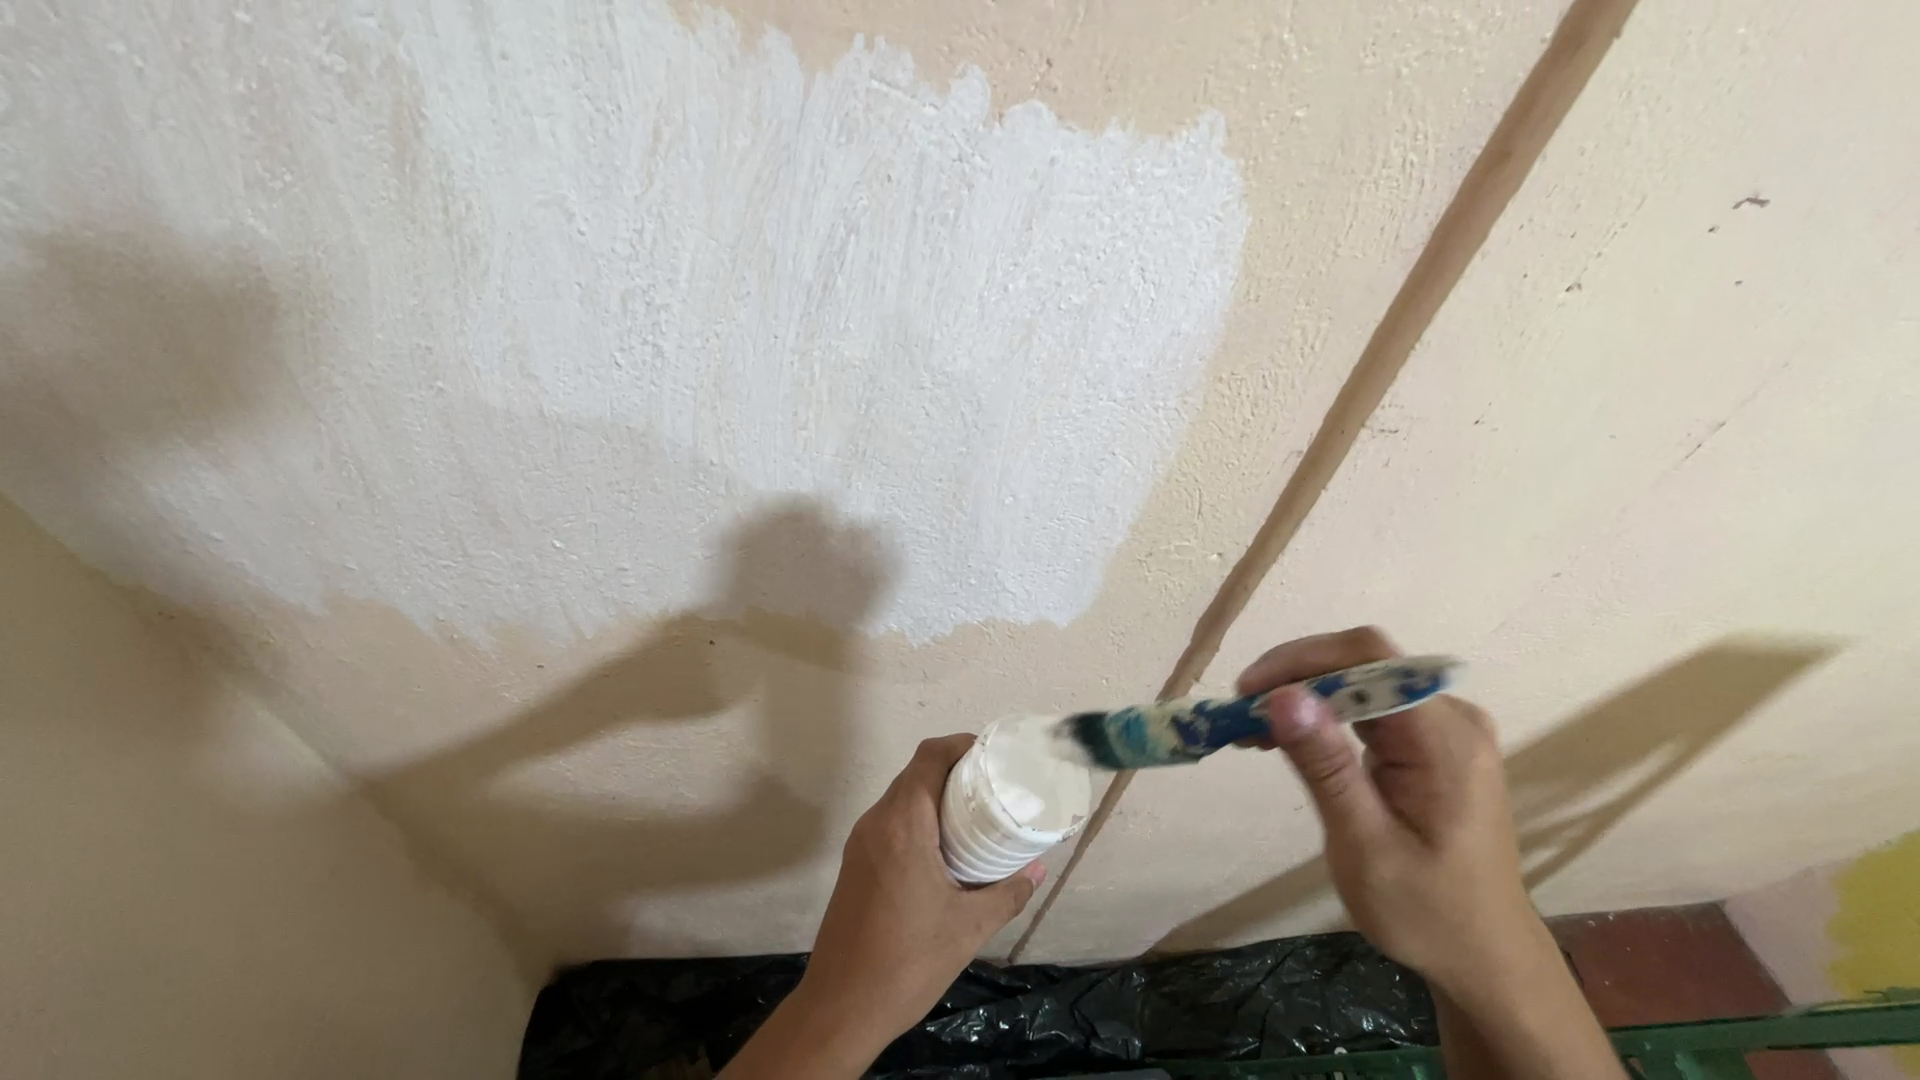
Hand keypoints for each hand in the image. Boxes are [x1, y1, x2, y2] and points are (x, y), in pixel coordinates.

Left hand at [801, 734, 1045, 1040]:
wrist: (841, 1006)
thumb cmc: (908, 961)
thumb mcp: (969, 928)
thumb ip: (1007, 893)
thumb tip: (1038, 869)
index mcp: (903, 825)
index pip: (928, 757)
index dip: (960, 745)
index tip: (992, 754)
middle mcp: (876, 822)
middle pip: (915, 773)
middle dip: (953, 770)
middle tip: (993, 785)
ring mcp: (860, 842)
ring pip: (900, 798)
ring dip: (934, 796)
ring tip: (974, 814)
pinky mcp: (854, 863)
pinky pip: (889, 822)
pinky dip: (917, 818)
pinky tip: (943, 847)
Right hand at [1239, 627, 1546, 990]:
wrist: (1483, 956)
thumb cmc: (1425, 912)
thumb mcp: (1364, 845)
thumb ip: (1325, 766)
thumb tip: (1282, 696)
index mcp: (1445, 741)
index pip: (1368, 659)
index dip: (1300, 660)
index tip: (1247, 693)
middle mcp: (1453, 720)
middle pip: (1363, 664)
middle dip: (1294, 678)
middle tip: (1240, 717)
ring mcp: (1446, 729)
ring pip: (1362, 681)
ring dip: (1304, 696)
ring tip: (1253, 731)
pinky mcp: (1432, 744)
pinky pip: (1371, 705)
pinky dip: (1324, 715)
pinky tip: (1288, 739)